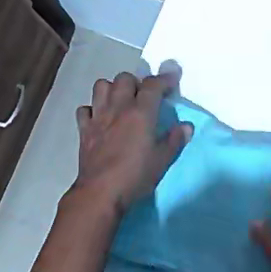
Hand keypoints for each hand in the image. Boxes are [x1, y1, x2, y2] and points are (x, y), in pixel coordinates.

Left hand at [31, 69, 189, 271]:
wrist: (100, 192)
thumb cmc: (136, 176)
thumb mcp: (162, 160)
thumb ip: (175, 140)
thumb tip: (187, 126)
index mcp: (141, 113)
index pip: (153, 85)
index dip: (164, 78)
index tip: (173, 78)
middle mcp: (118, 108)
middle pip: (124, 79)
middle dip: (136, 83)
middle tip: (144, 96)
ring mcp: (98, 117)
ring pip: (101, 86)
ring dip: (112, 89)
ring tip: (121, 102)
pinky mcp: (84, 130)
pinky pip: (84, 109)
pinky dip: (92, 109)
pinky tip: (100, 119)